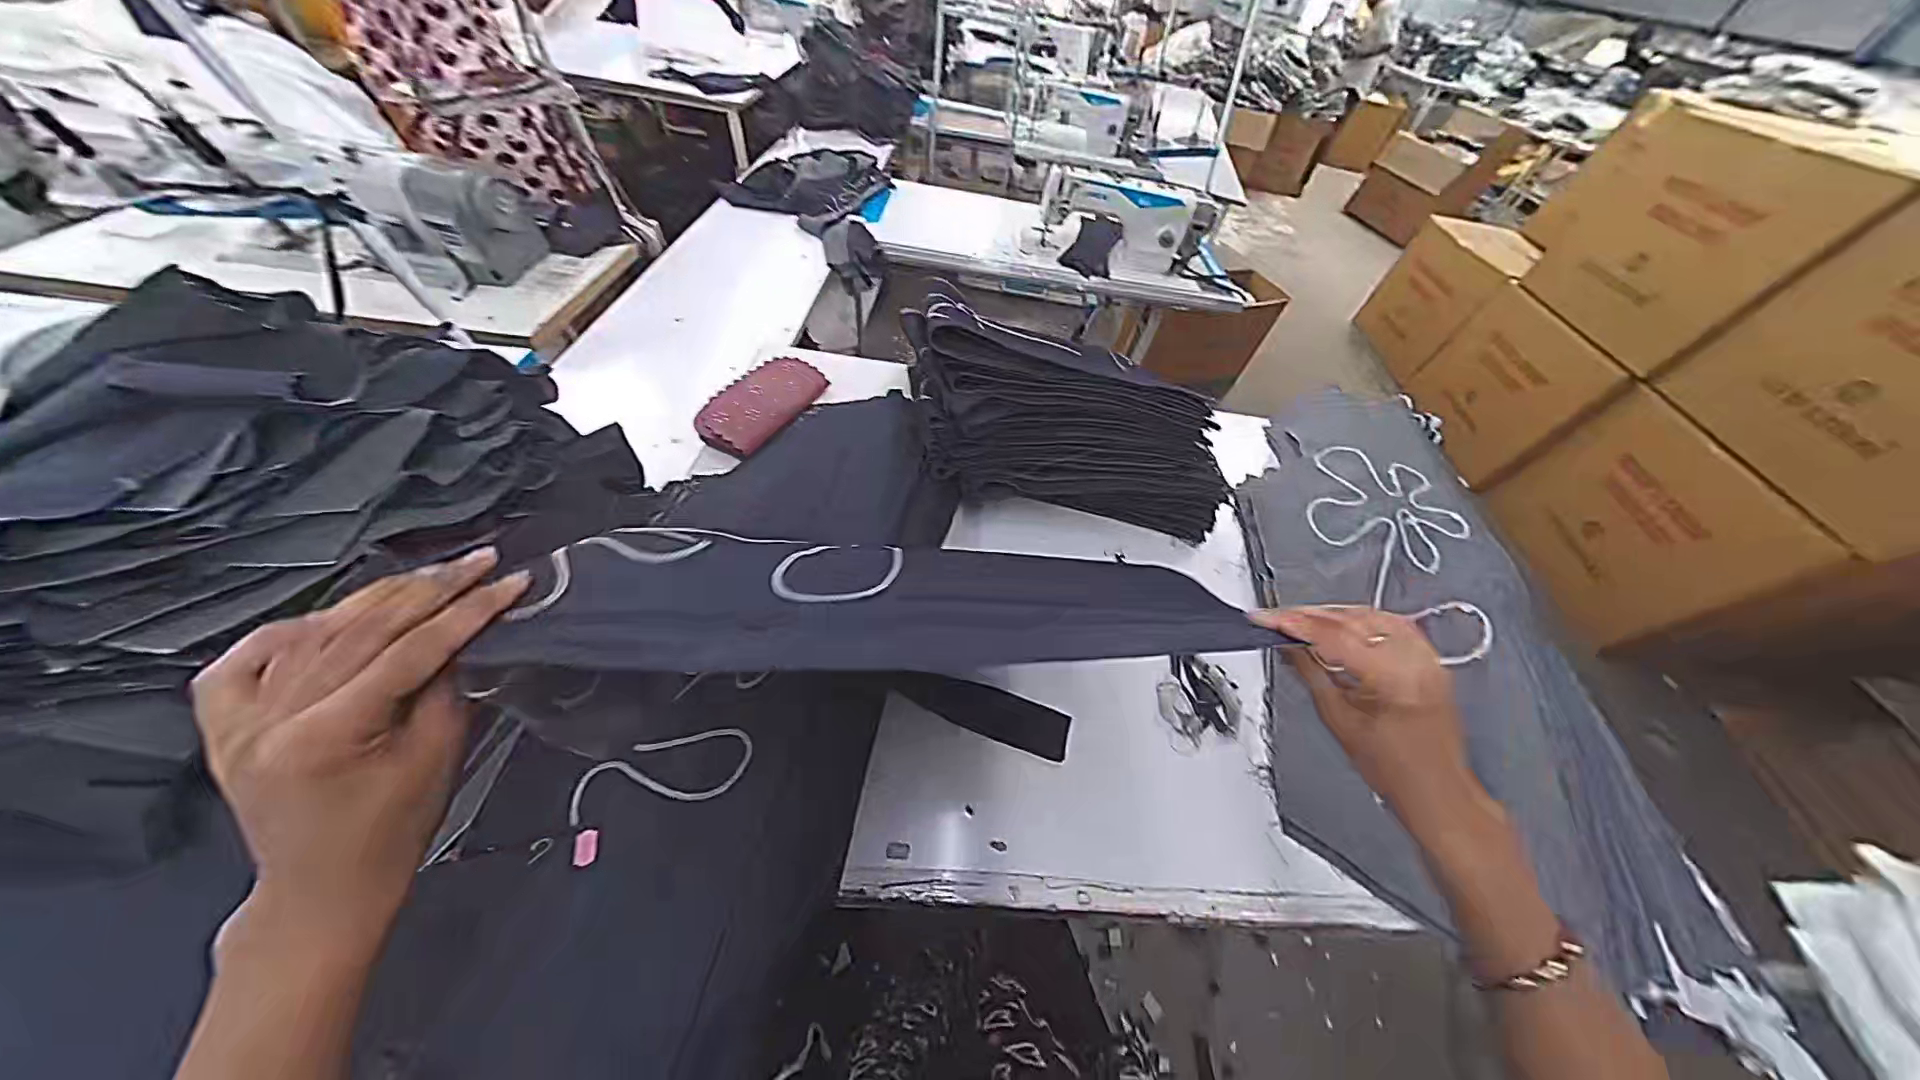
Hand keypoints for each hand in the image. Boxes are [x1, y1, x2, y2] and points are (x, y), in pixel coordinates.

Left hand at [191, 549, 529, 949]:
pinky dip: (292, 628)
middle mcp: (268, 718)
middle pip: (361, 630)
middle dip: (431, 590)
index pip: (410, 649)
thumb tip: (461, 634)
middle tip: (479, 562)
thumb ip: (445, 685)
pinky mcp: (224, 723)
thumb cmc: (394, 829)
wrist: (324, 885)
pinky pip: (249, 658)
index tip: (509, 581)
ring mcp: (236, 719)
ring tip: (430, 575)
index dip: (468, 610)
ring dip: (378, 598)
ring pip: (315, 633)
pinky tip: (329, 614)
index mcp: (323, 734)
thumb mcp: (439, 753)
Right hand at [1250, 606, 1476, 820]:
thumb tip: (1289, 646)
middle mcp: (1415, 662)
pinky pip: (1393, 624)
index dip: (1293, 623)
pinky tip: (1343, 624)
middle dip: (1310, 616)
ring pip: (1371, 617)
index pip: (1332, 635)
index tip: (1268, 619)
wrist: (1435, 790)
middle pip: (1352, 620)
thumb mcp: (1337, 718)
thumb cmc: (1395, 769)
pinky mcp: (1430, 661)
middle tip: (1279, 619)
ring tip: (1303, 620)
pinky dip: (1362, 620)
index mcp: (1392, 677)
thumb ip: (1311, 672)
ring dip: (1333, 615)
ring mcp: (1426, 659)